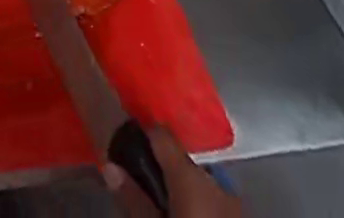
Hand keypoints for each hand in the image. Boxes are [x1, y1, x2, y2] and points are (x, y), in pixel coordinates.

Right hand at [104, 125, 240, 217]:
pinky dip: (197, 205)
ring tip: (163, 207)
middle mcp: (215, 183)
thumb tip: (109, 166)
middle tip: (141, 184)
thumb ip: (133, 199)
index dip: (143, 134)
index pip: (162, 135)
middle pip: (181, 161)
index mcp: (190, 178)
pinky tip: (187, 217)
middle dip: (161, 169)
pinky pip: (214, 203)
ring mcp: (233, 205)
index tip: (126, 142)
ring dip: (181, 189)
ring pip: (200, 183)